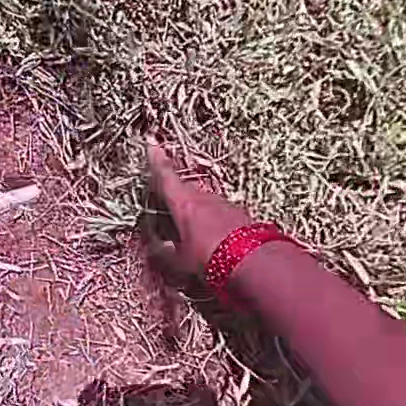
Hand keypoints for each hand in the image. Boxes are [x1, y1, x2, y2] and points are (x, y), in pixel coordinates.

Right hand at [145, 140, 253, 278]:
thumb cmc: (211, 258)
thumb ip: (165, 252)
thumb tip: (156, 248)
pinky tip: (211, 236)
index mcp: (184, 204)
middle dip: (175, 193)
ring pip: (202, 201)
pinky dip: (210, 219)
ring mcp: (223, 204)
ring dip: (194, 210)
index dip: (157, 162)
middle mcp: (204, 199)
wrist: (253, 261)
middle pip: (184, 189)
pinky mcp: (238, 214)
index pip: (166, 177)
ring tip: (188, 227)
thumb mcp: (180, 260)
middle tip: (166, 200)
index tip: (153, 144)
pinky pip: (218, 212)